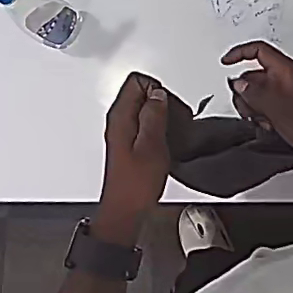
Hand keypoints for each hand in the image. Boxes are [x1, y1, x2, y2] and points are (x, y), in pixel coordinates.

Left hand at [95, 72, 170, 243]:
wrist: (125, 210)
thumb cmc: (135, 184)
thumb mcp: (151, 145)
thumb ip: (154, 115)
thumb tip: (157, 94)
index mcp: (120, 116)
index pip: (136, 81)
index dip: (156, 88)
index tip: (168, 106)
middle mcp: (118, 120)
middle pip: (139, 91)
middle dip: (160, 99)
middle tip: (174, 117)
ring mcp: (122, 131)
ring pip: (143, 107)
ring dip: (160, 113)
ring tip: (172, 130)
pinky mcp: (128, 142)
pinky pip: (143, 122)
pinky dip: (157, 126)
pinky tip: (164, 141)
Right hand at [221, 42, 292, 168]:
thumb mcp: (277, 107)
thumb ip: (253, 93)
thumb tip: (238, 84)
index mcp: (285, 70)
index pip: (257, 50)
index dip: (239, 53)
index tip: (226, 62)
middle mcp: (285, 78)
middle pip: (253, 74)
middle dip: (245, 91)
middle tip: (248, 106)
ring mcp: (286, 93)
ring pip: (257, 92)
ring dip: (253, 106)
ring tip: (262, 119)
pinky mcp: (288, 107)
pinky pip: (266, 105)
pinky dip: (262, 114)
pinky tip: (269, 126)